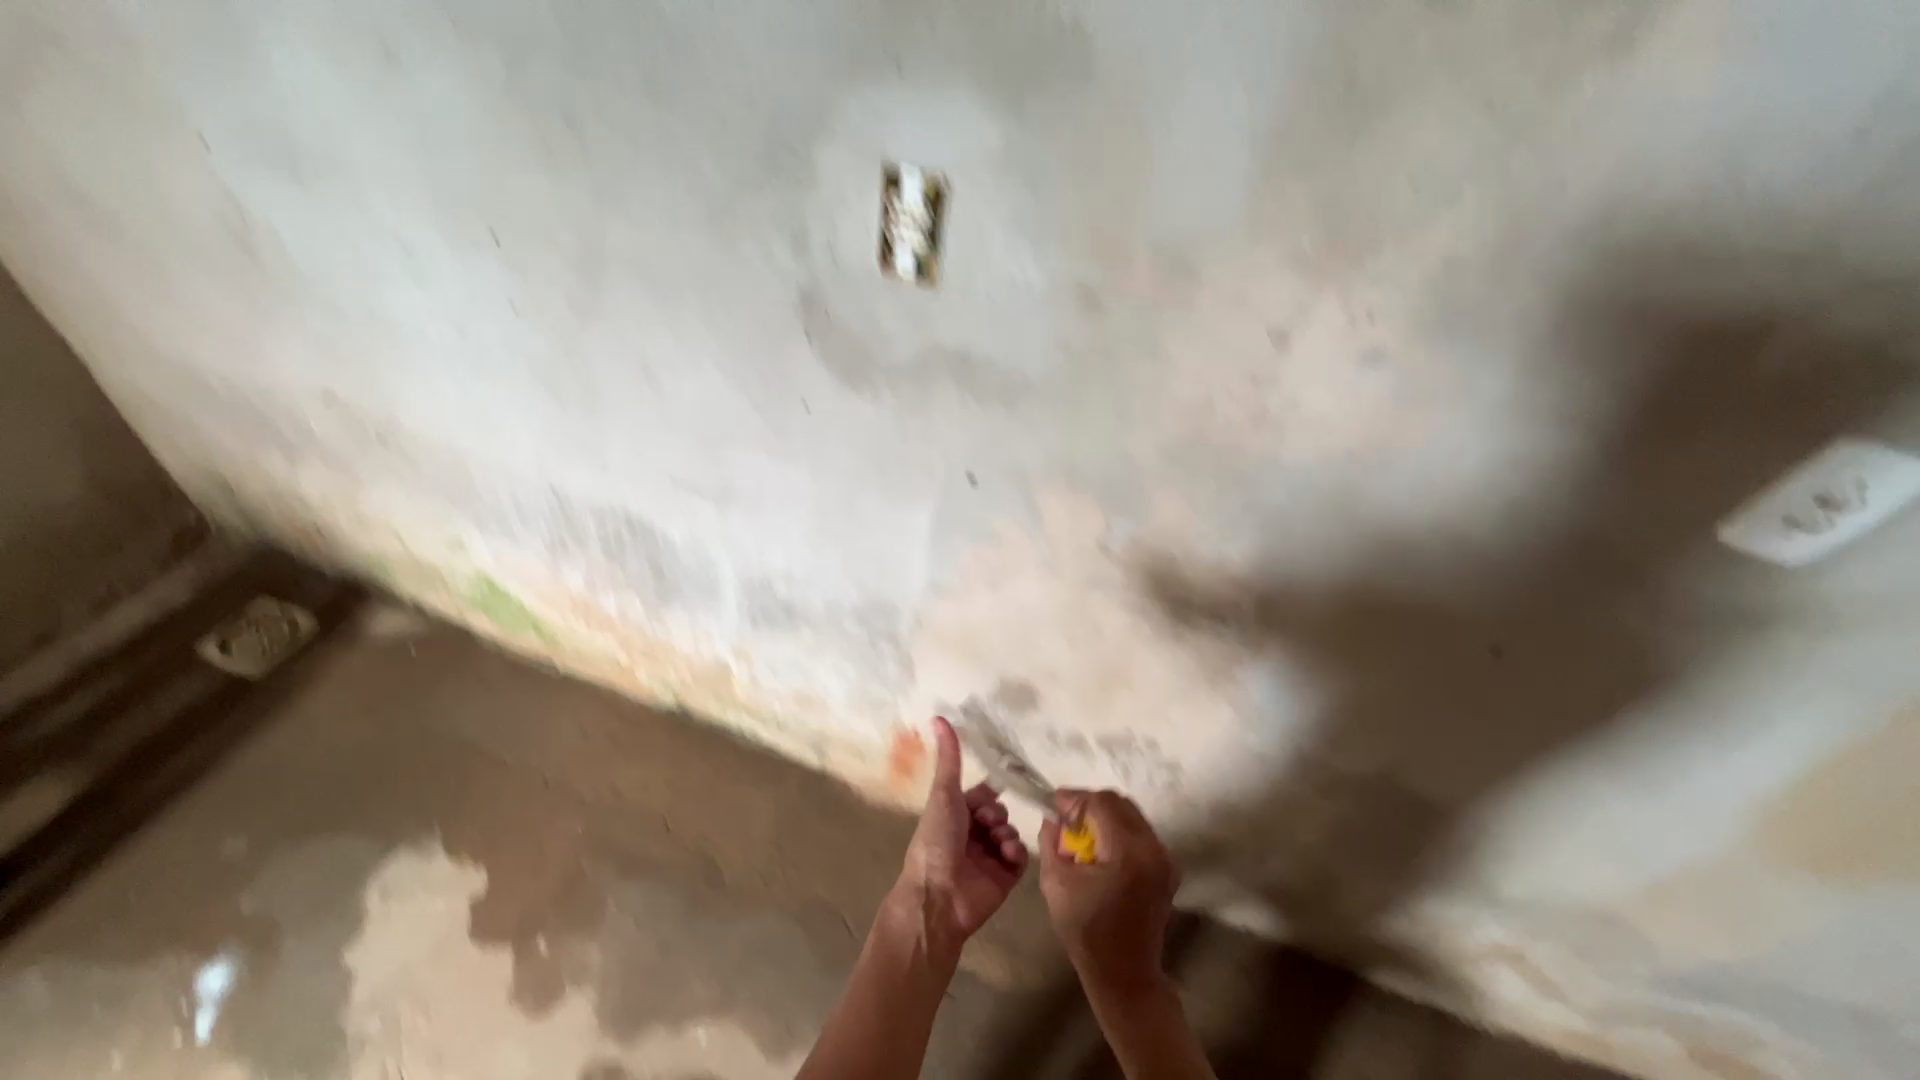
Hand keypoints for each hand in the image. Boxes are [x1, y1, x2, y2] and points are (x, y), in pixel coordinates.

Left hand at [894, 717, 1028, 952]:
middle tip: (986, 823)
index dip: (990, 792)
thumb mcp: (943, 794)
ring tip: (996, 843)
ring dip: (1006, 833)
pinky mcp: (1005, 877)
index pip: (984, 794)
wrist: (939, 896)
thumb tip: (939, 716)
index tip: (994, 790)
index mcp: (955, 814)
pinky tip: (1006, 856)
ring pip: (1012, 831)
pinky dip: (1016, 852)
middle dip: (997, 814)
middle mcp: (972, 834)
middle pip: (1000, 811)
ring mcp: (989, 856)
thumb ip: (950, 758)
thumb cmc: (936, 841)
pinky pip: (1021, 856)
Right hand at [1039, 789, 1178, 994]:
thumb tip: (1054, 818)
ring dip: (1104, 817)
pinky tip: (1100, 851)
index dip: (1075, 799)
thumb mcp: (1056, 884)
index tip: (1054, 805)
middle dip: (1089, 805)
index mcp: (1127, 853)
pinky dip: (1118, 832)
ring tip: (1081, 836)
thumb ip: (1051, 843)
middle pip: (1120, 803)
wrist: (1124, 973)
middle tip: (1066, 820)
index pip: (1101, 803)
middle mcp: (1153, 849)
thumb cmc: (1086, 932)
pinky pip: (1140, 833)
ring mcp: (1165, 858)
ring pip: (1131, 815)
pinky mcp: (1168, 868)